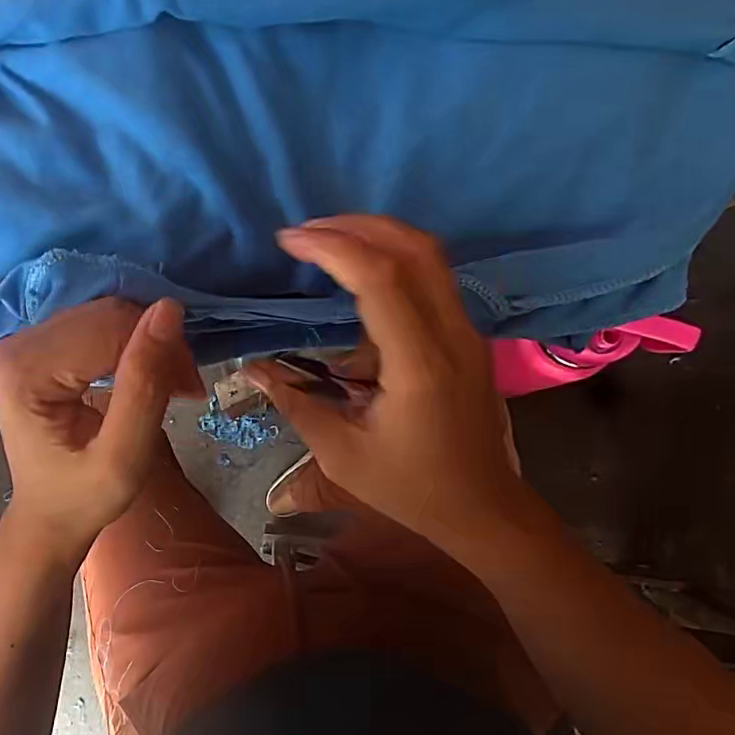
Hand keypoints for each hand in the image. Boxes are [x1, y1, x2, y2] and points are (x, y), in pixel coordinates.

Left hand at [0, 297, 202, 558]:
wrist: (48, 517)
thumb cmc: (84, 499)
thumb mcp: (124, 455)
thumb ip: (145, 384)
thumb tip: (168, 309)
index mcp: (24, 371)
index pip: (109, 328)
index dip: (160, 348)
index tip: (190, 389)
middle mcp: (14, 345)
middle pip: (106, 316)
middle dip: (155, 346)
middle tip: (184, 388)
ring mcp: (20, 342)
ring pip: (105, 316)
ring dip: (146, 345)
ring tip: (169, 386)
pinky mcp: (33, 346)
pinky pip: (94, 326)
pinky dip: (128, 346)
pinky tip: (143, 375)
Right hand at [244, 216, 531, 554]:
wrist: (484, 508)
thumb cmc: (410, 489)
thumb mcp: (341, 453)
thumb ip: (296, 402)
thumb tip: (251, 369)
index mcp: (419, 365)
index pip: (381, 279)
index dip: (333, 248)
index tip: (290, 241)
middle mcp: (452, 336)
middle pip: (415, 249)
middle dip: (357, 226)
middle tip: (306, 231)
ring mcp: (467, 334)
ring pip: (430, 257)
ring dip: (378, 237)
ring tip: (327, 242)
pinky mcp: (468, 338)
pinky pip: (433, 279)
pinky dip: (393, 261)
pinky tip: (358, 275)